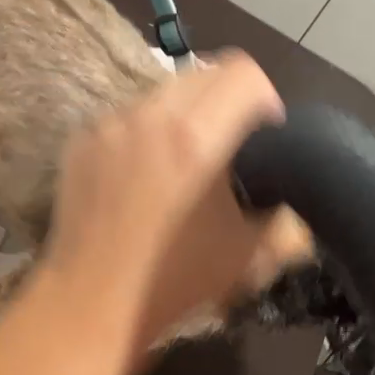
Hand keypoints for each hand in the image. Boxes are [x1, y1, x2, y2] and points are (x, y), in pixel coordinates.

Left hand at [37, 52, 303, 363]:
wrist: (89, 302)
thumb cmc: (173, 281)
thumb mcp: (248, 253)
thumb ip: (285, 214)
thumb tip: (294, 193)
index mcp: (194, 138)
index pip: (244, 73)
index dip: (266, 98)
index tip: (267, 135)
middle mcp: (148, 116)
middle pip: (204, 72)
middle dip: (227, 100)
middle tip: (231, 145)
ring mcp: (108, 124)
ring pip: (162, 91)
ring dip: (185, 111)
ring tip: (184, 160)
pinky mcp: (80, 138)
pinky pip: (126, 115)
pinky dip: (146, 130)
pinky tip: (144, 173)